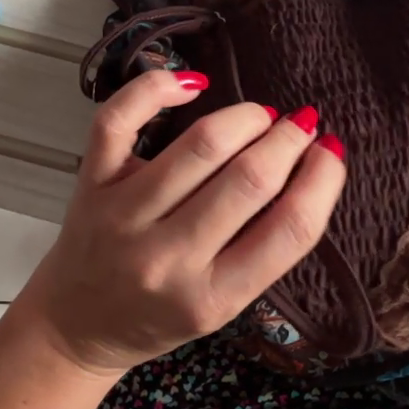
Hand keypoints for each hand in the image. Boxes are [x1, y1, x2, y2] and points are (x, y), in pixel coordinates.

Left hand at [14, 68, 346, 377]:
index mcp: (212, 298)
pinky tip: (193, 82)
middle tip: (301, 124)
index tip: (331, 150)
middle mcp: (167, 258)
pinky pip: (119, 120)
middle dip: (287, 139)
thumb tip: (309, 166)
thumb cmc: (160, 316)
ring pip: (197, 145)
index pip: (288, 230)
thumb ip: (263, 249)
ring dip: (244, 117)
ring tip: (262, 115)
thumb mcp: (223, 305)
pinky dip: (156, 88)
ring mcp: (124, 216)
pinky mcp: (91, 183)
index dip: (322, 179)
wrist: (77, 326)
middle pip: (248, 179)